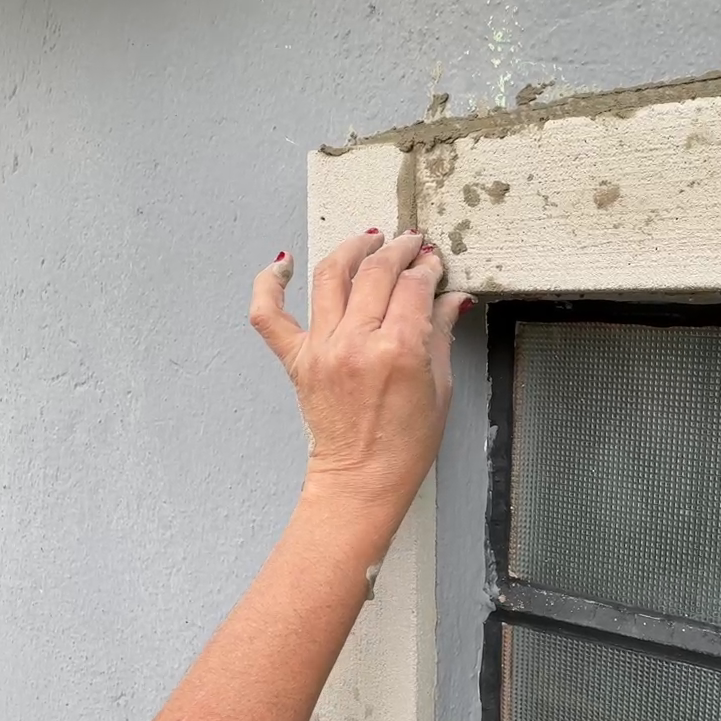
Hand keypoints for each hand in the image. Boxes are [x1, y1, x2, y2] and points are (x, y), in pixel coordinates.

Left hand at [250, 229, 471, 525]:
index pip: (415, 286)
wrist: (362, 481)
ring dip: (352, 249)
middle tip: (410, 243)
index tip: (433, 263)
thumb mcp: (440, 388)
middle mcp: (358, 341)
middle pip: (377, 273)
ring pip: (331, 276)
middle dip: (398, 250)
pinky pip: (270, 315)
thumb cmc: (406, 446)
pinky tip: (283, 263)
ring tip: (368, 239)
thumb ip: (442, 335)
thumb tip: (451, 299)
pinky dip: (269, 283)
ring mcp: (323, 348)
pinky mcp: (298, 360)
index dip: (427, 267)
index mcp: (400, 349)